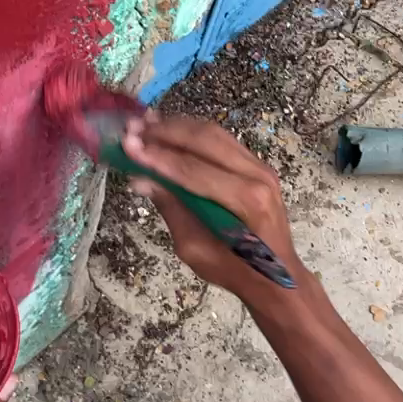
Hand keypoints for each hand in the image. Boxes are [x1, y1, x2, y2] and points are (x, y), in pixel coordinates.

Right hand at [122, 116, 302, 304]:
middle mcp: (257, 175)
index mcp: (245, 199)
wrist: (275, 276)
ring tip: (145, 125)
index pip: (192, 169)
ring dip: (177, 127)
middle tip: (131, 130)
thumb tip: (140, 180)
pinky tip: (169, 130)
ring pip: (213, 134)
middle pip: (204, 141)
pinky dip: (193, 133)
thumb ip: (171, 208)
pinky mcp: (256, 164)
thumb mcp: (193, 247)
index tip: (127, 146)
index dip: (157, 156)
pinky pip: (221, 140)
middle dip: (164, 133)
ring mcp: (260, 166)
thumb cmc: (234, 270)